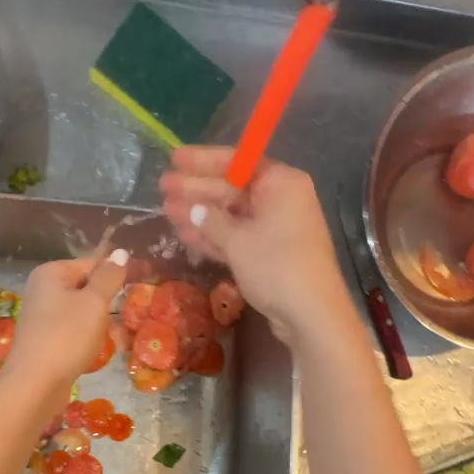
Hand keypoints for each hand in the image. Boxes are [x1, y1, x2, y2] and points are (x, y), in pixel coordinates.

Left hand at [0, 252, 126, 394]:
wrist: (35, 383)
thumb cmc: (67, 336)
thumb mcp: (94, 303)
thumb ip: (109, 277)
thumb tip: (120, 252)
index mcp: (51, 273)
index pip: (91, 264)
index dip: (115, 276)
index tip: (137, 290)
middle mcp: (42, 290)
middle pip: (85, 288)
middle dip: (108, 303)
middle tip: (127, 318)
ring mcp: (42, 316)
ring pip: (81, 312)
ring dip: (101, 324)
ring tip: (117, 339)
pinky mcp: (45, 340)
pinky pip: (73, 331)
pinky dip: (88, 338)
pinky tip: (98, 351)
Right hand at [160, 146, 364, 353]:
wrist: (311, 314)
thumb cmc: (277, 267)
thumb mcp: (239, 241)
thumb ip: (212, 221)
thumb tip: (193, 209)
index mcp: (280, 183)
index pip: (237, 162)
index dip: (203, 161)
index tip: (175, 159)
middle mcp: (280, 199)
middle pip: (232, 188)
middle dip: (197, 189)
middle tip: (163, 186)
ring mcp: (275, 228)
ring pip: (232, 215)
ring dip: (200, 214)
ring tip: (166, 211)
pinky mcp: (269, 254)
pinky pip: (237, 237)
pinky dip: (214, 237)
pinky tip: (186, 235)